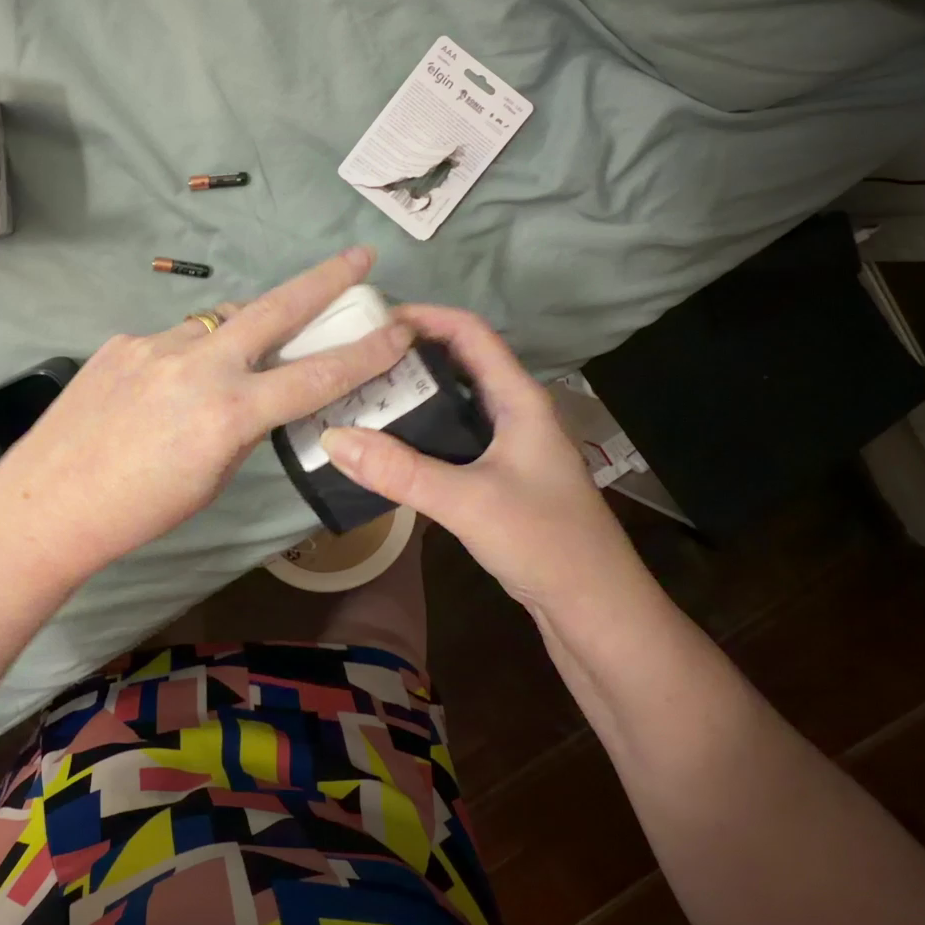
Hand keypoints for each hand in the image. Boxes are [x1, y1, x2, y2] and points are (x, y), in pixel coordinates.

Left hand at [0, 247, 414, 587]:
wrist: (48, 504)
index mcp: (228, 413)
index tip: (400, 328)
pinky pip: (172, 340)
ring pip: (216, 324)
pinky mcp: (121, 342)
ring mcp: (154, 345)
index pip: (316, 377)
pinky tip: (165, 389)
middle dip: (323, 281)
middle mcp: (197, 365)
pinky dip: (185, 356)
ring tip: (237, 358)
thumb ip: (241, 428)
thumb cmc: (137, 513)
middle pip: (275, 309)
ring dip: (238, 333)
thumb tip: (253, 394)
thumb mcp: (211, 479)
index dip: (366, 353)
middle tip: (359, 257)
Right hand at [318, 304, 648, 612]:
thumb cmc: (545, 541)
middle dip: (406, 356)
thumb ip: (399, 471)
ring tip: (355, 396)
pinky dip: (414, 435)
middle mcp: (513, 414)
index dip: (425, 316)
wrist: (593, 608)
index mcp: (520, 401)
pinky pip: (447, 441)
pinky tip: (381, 449)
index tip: (371, 319)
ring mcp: (505, 448)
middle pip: (456, 365)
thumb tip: (330, 436)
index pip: (471, 334)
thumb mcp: (468, 501)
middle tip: (351, 359)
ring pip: (450, 405)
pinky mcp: (494, 479)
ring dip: (407, 397)